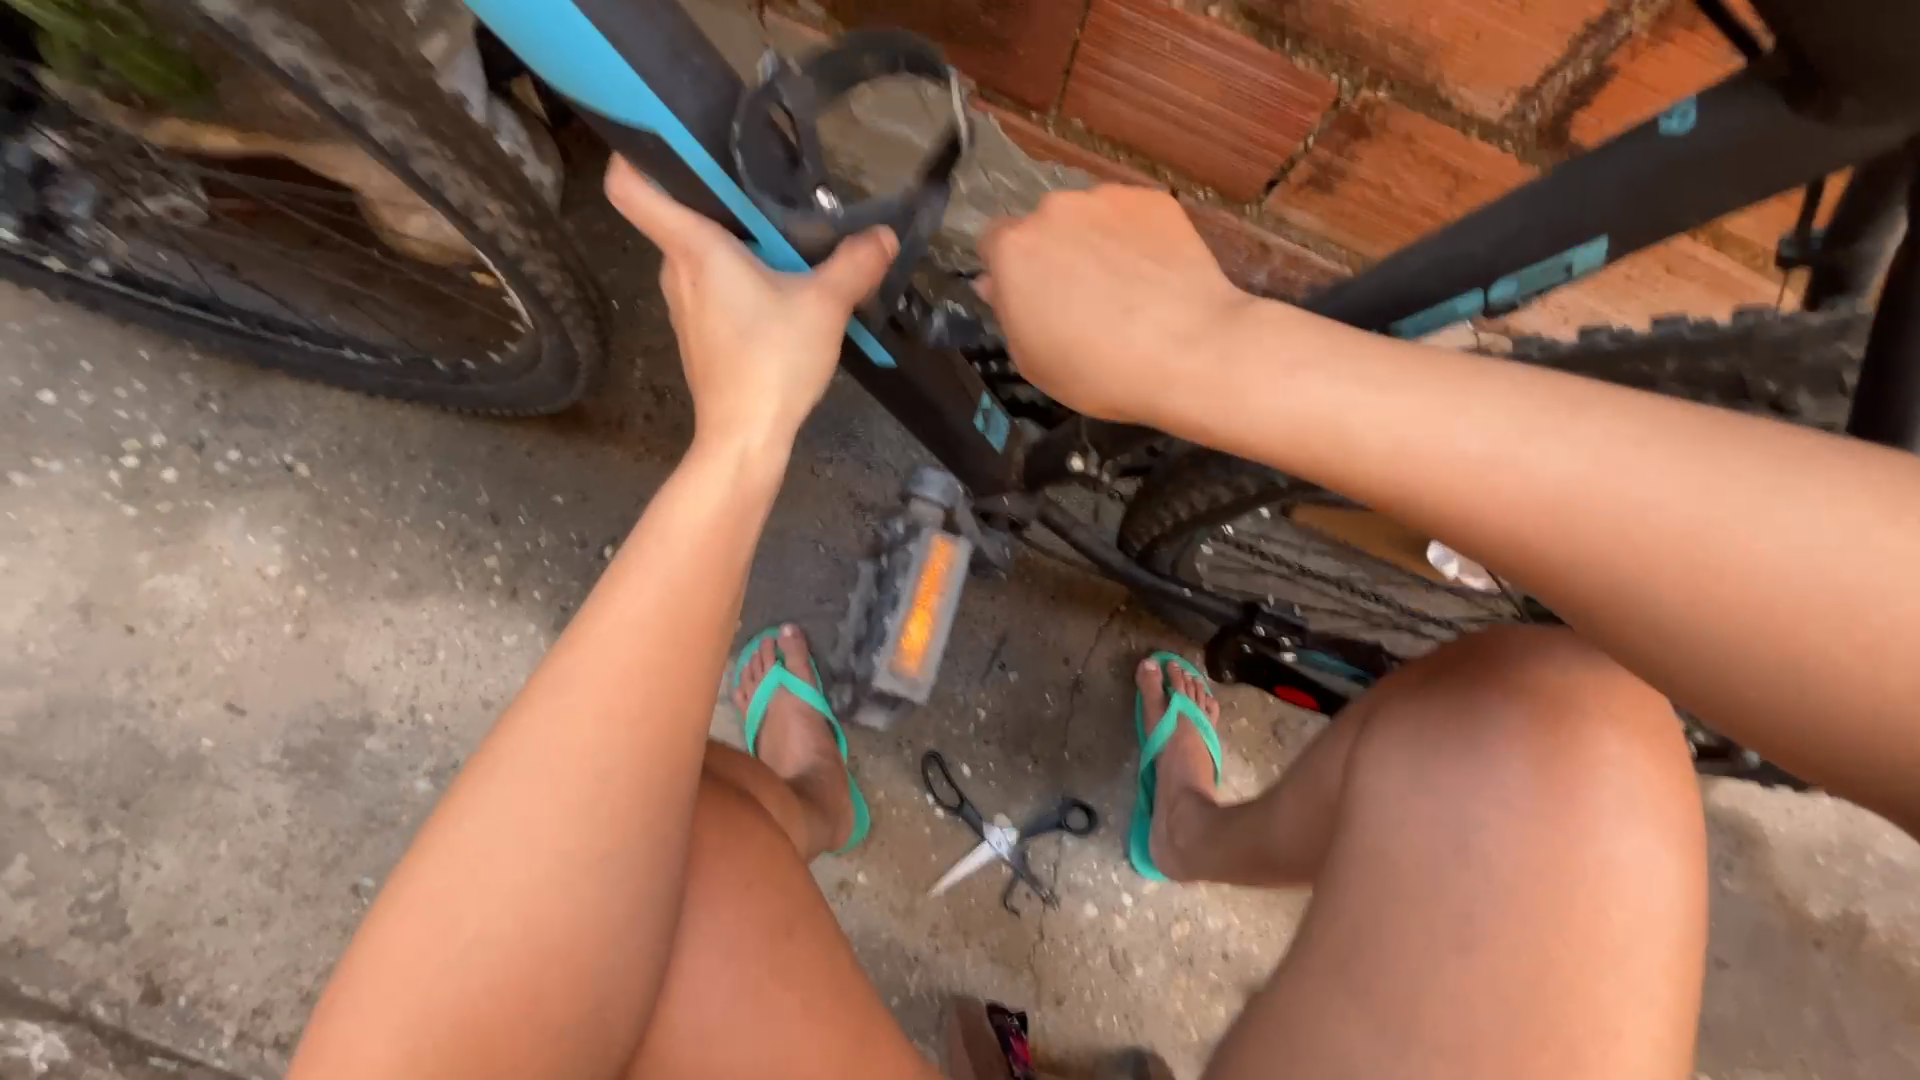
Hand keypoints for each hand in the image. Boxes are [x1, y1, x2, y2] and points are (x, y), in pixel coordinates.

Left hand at [605, 157, 896, 455]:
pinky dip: (740, 281)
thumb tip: (884, 235)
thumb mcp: (824, 306)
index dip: (640, 151)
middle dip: (727, 204)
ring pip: (702, 254)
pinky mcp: (698, 334)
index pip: (631, 184)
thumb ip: (855, 264)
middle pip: (683, 214)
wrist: (745, 436)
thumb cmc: (772, 362)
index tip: (680, 144)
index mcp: (693, 248)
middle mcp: (675, 270)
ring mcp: (683, 305)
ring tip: (789, 252)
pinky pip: (713, 287)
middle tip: (777, 201)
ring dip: (740, 248)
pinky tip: (780, 298)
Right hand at [978, 187, 1258, 427]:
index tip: (1029, 300)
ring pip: (1088, 219)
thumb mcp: (1032, 361)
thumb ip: (1007, 313)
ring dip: (1094, 244)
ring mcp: (1108, 199)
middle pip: (1042, 228)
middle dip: (1053, 256)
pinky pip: (1131, 218)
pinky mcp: (1155, 200)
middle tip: (1080, 301)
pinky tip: (1154, 278)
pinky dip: (1135, 240)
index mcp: (1013, 249)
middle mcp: (1053, 209)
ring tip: (1125, 290)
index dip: (1009, 273)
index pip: (992, 244)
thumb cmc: (1099, 370)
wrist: (1191, 351)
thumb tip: (996, 283)